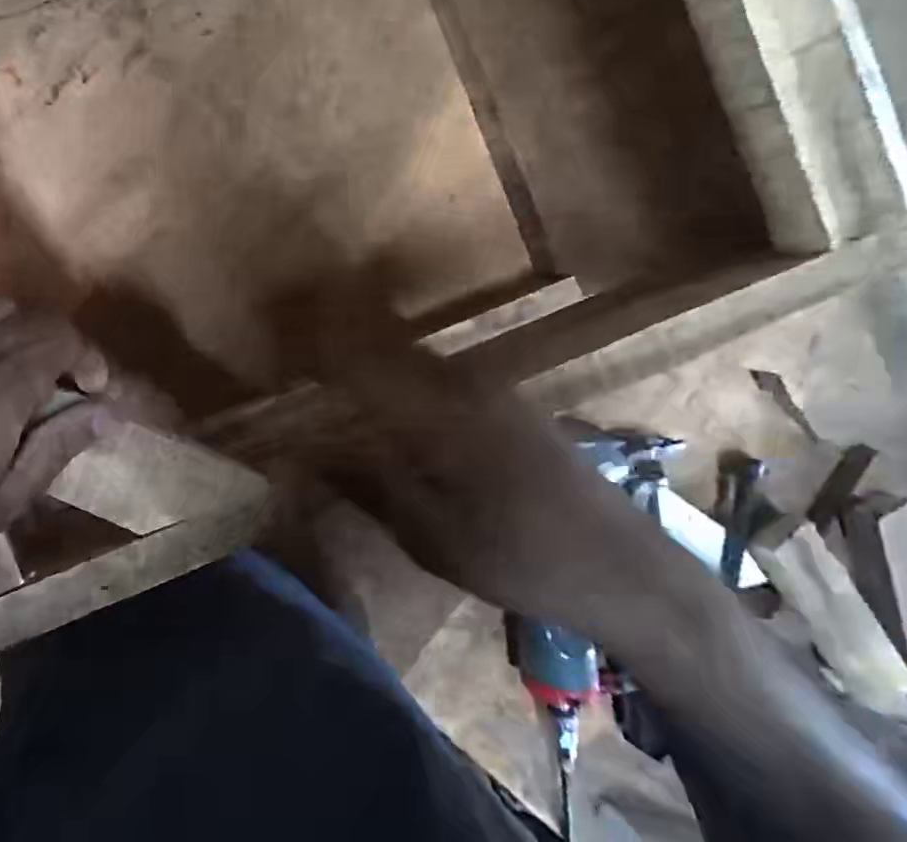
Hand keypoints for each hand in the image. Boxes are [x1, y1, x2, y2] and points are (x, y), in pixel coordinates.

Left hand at [0, 293, 128, 577]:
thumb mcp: (6, 500)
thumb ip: (59, 446)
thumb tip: (108, 411)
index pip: (64, 341)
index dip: (89, 358)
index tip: (93, 388)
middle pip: (37, 319)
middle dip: (65, 345)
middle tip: (64, 382)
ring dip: (24, 329)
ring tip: (21, 364)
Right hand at [314, 308, 705, 642]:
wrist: (627, 568)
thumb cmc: (522, 560)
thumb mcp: (431, 537)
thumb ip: (368, 484)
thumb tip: (310, 452)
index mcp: (441, 410)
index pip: (361, 360)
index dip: (317, 344)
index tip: (279, 340)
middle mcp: (465, 382)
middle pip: (387, 345)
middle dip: (338, 337)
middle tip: (295, 342)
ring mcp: (493, 388)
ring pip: (414, 358)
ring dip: (371, 354)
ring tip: (330, 364)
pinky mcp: (510, 402)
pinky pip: (440, 375)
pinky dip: (403, 375)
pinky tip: (388, 397)